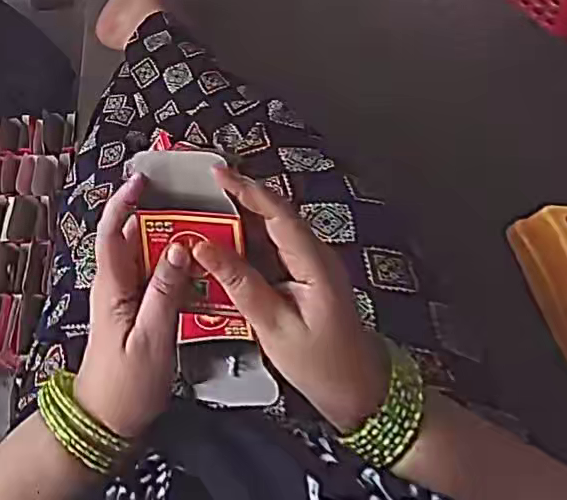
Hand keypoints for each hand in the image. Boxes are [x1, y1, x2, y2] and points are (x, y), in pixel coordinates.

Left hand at [73, 174, 187, 438]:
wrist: (106, 421)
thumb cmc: (124, 385)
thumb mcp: (151, 339)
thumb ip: (165, 293)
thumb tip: (180, 248)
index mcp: (111, 284)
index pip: (112, 230)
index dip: (124, 201)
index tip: (141, 179)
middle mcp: (115, 282)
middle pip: (130, 235)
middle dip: (152, 212)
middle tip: (181, 197)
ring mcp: (124, 295)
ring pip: (144, 254)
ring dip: (165, 237)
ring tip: (194, 225)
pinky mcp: (135, 308)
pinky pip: (153, 275)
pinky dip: (172, 265)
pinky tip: (193, 267)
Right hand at [192, 167, 391, 431]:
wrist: (363, 394)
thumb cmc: (324, 365)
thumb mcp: (274, 327)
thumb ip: (239, 284)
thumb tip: (203, 248)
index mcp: (314, 262)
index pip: (277, 212)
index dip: (245, 188)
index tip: (216, 173)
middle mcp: (314, 252)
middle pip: (273, 210)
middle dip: (238, 191)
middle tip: (203, 181)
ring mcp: (309, 260)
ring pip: (270, 224)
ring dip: (239, 211)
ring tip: (205, 202)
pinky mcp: (301, 271)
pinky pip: (270, 242)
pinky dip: (245, 233)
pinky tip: (222, 234)